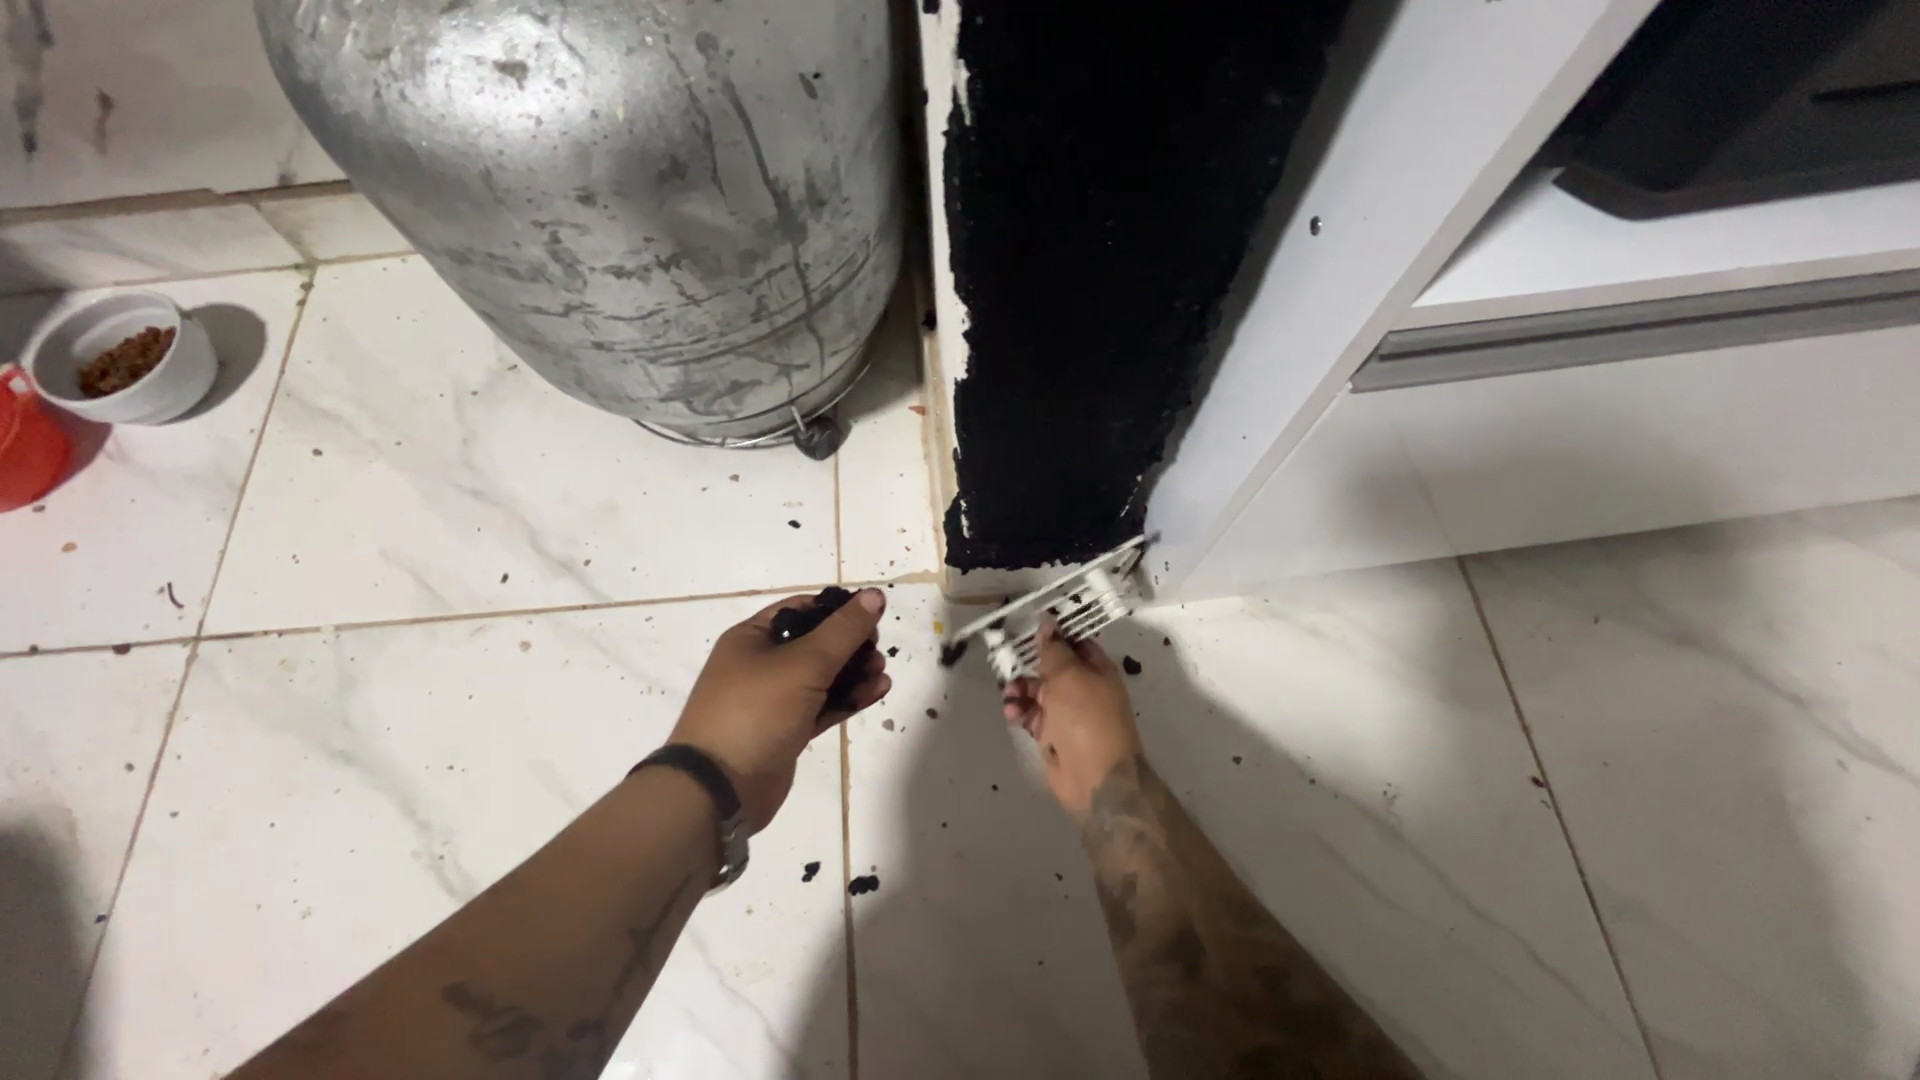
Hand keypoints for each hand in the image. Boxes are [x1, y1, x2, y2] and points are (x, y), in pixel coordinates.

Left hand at [670, 588, 891, 831]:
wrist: (720, 788)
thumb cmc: (756, 711)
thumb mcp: (804, 663)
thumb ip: (843, 630)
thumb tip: (875, 594)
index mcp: (751, 638)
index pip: (800, 610)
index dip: (836, 609)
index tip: (871, 616)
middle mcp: (759, 665)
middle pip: (814, 644)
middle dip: (850, 645)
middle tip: (878, 650)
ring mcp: (772, 701)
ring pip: (821, 678)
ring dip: (853, 673)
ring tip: (881, 673)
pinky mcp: (785, 732)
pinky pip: (821, 707)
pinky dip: (847, 699)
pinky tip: (876, 692)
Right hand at [1002, 617, 1143, 822]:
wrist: (1095, 777)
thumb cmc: (1086, 718)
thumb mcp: (1068, 676)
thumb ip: (1054, 649)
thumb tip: (1047, 623)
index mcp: (1097, 669)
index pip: (1075, 642)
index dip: (1053, 632)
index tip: (1027, 624)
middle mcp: (1083, 688)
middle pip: (1052, 667)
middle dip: (1028, 663)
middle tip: (1006, 660)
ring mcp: (1067, 713)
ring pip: (1038, 691)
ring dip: (1020, 688)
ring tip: (1008, 694)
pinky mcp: (1052, 735)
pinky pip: (1032, 715)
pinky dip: (1020, 711)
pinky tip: (1012, 713)